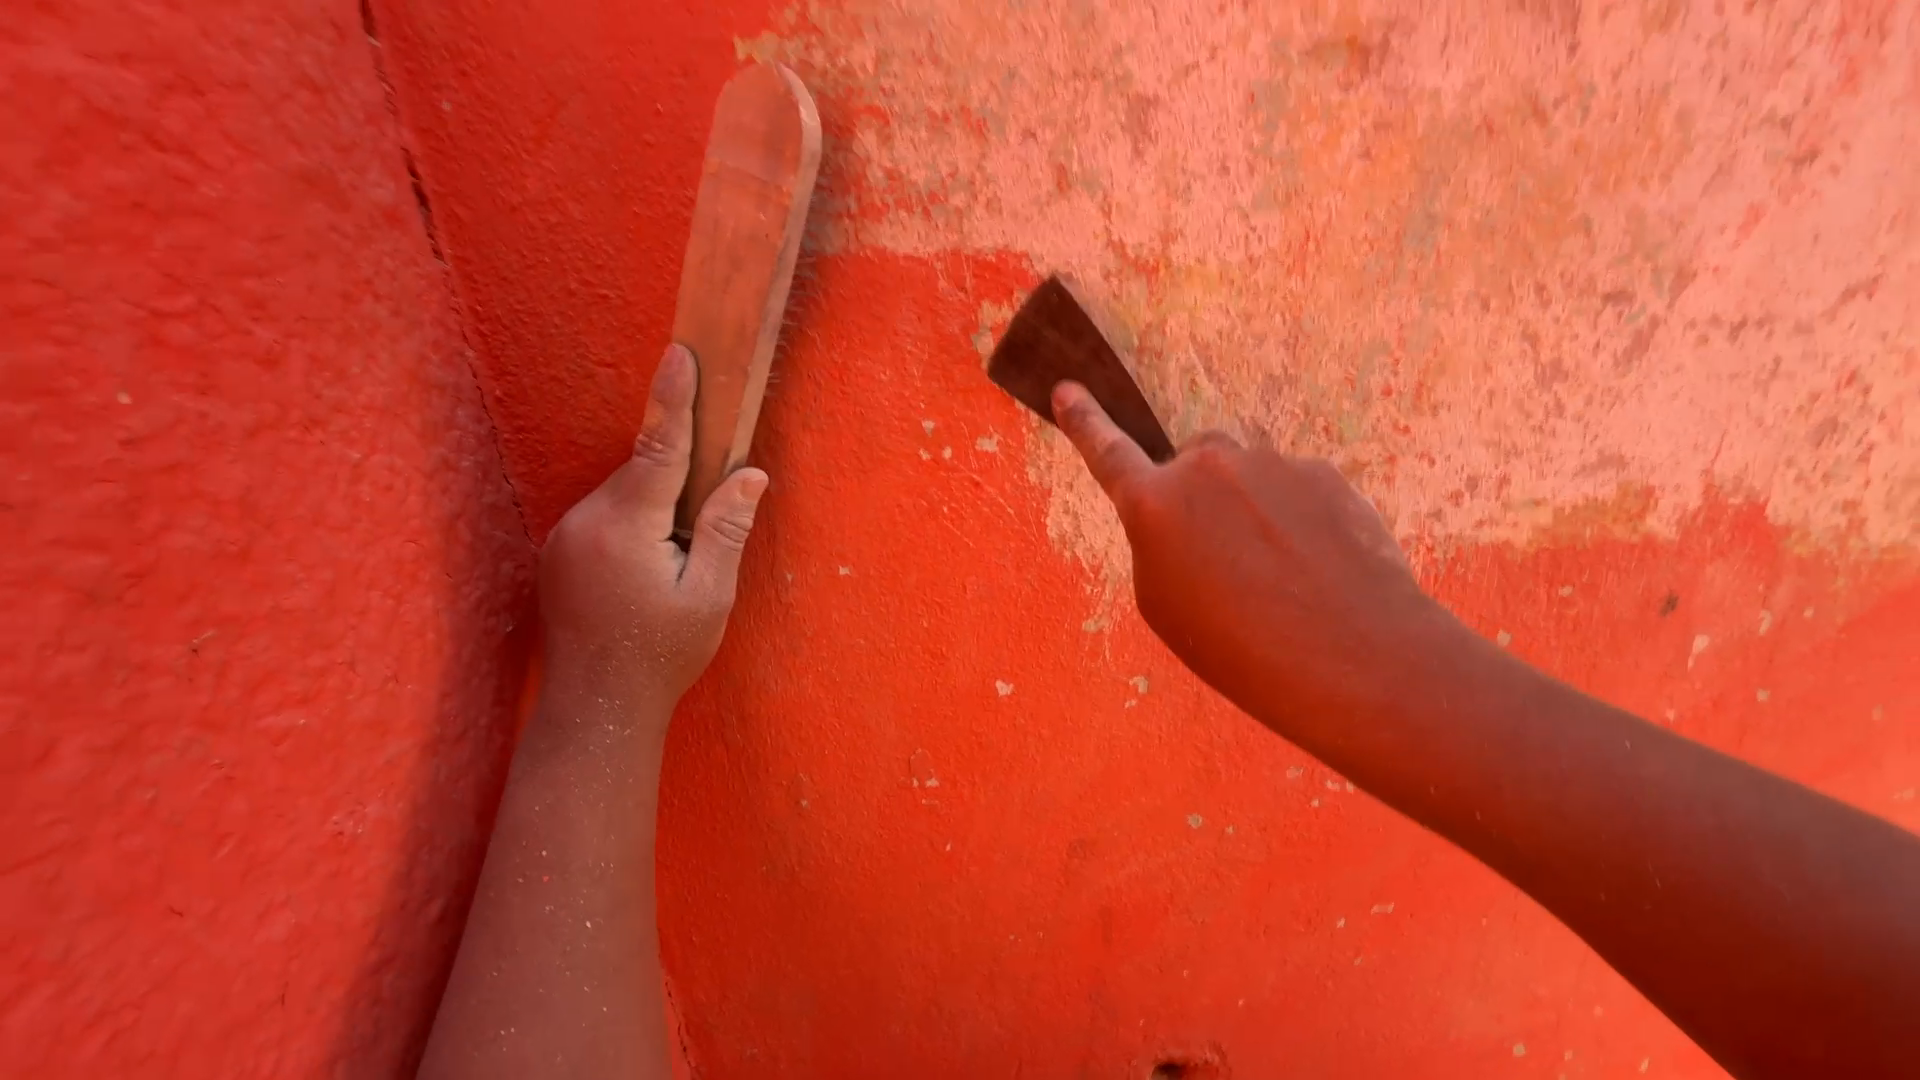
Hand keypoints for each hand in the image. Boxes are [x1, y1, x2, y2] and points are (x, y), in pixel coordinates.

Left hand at [538, 344, 768, 707]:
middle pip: (643, 472)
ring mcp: (565, 536)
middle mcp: (584, 521)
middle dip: (680, 483)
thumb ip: (726, 528)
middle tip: (701, 537)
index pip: (657, 448)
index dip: (672, 399)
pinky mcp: (559, 550)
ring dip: (658, 509)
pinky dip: (636, 523)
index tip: (680, 354)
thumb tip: (749, 474)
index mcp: (625, 528)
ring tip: (673, 570)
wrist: (596, 708)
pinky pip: (607, 514)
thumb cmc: (661, 655)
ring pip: (626, 494)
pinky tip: (648, 571)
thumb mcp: (709, 595)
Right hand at [1051, 381, 1454, 726]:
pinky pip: (1294, 486)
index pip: (1108, 452)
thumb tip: (1182, 518)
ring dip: (1251, 507)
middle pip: (1193, 460)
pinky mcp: (1323, 472)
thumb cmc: (1235, 645)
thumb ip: (1157, 543)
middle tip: (1222, 554)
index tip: (1067, 388)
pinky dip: (1296, 518)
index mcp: (1154, 503)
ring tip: (1278, 572)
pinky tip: (1315, 566)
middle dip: (1200, 493)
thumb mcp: (1162, 604)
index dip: (1084, 421)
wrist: (1349, 654)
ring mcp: (1270, 463)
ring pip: (1247, 474)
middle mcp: (1207, 467)